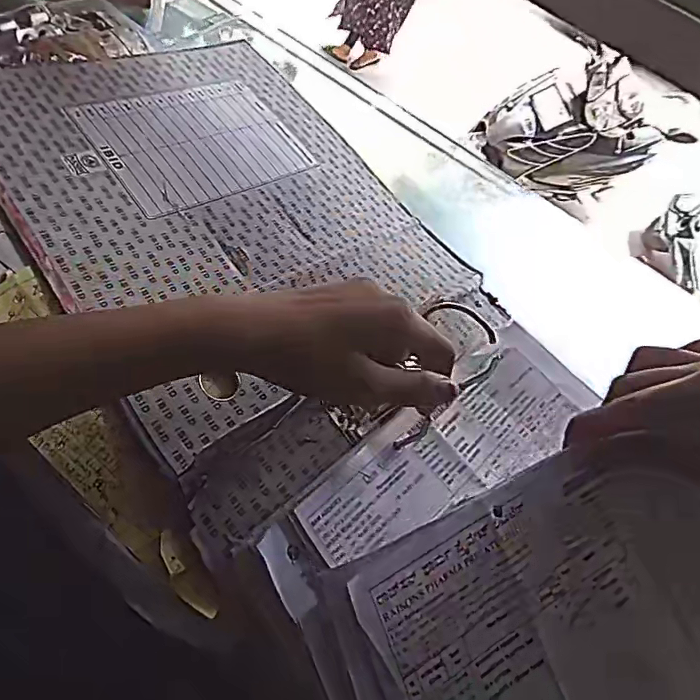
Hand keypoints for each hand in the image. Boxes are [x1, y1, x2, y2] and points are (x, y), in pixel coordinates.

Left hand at [220, 280, 456, 411]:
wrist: (250, 328)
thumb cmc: (309, 360)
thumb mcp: (364, 386)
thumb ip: (412, 389)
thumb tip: (450, 390)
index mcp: (400, 317)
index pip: (442, 351)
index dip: (437, 384)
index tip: (416, 409)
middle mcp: (385, 296)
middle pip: (415, 339)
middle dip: (405, 371)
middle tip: (375, 398)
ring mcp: (358, 289)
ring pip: (388, 331)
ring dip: (381, 359)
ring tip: (349, 381)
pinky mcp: (335, 292)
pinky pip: (365, 321)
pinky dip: (361, 344)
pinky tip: (332, 359)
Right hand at [566, 343, 699, 584]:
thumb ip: (665, 456)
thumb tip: (606, 453)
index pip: (641, 402)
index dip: (599, 425)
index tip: (569, 447)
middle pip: (640, 373)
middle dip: (611, 408)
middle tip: (595, 447)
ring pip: (659, 358)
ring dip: (636, 389)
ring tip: (631, 428)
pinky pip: (688, 358)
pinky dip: (665, 380)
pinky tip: (672, 408)